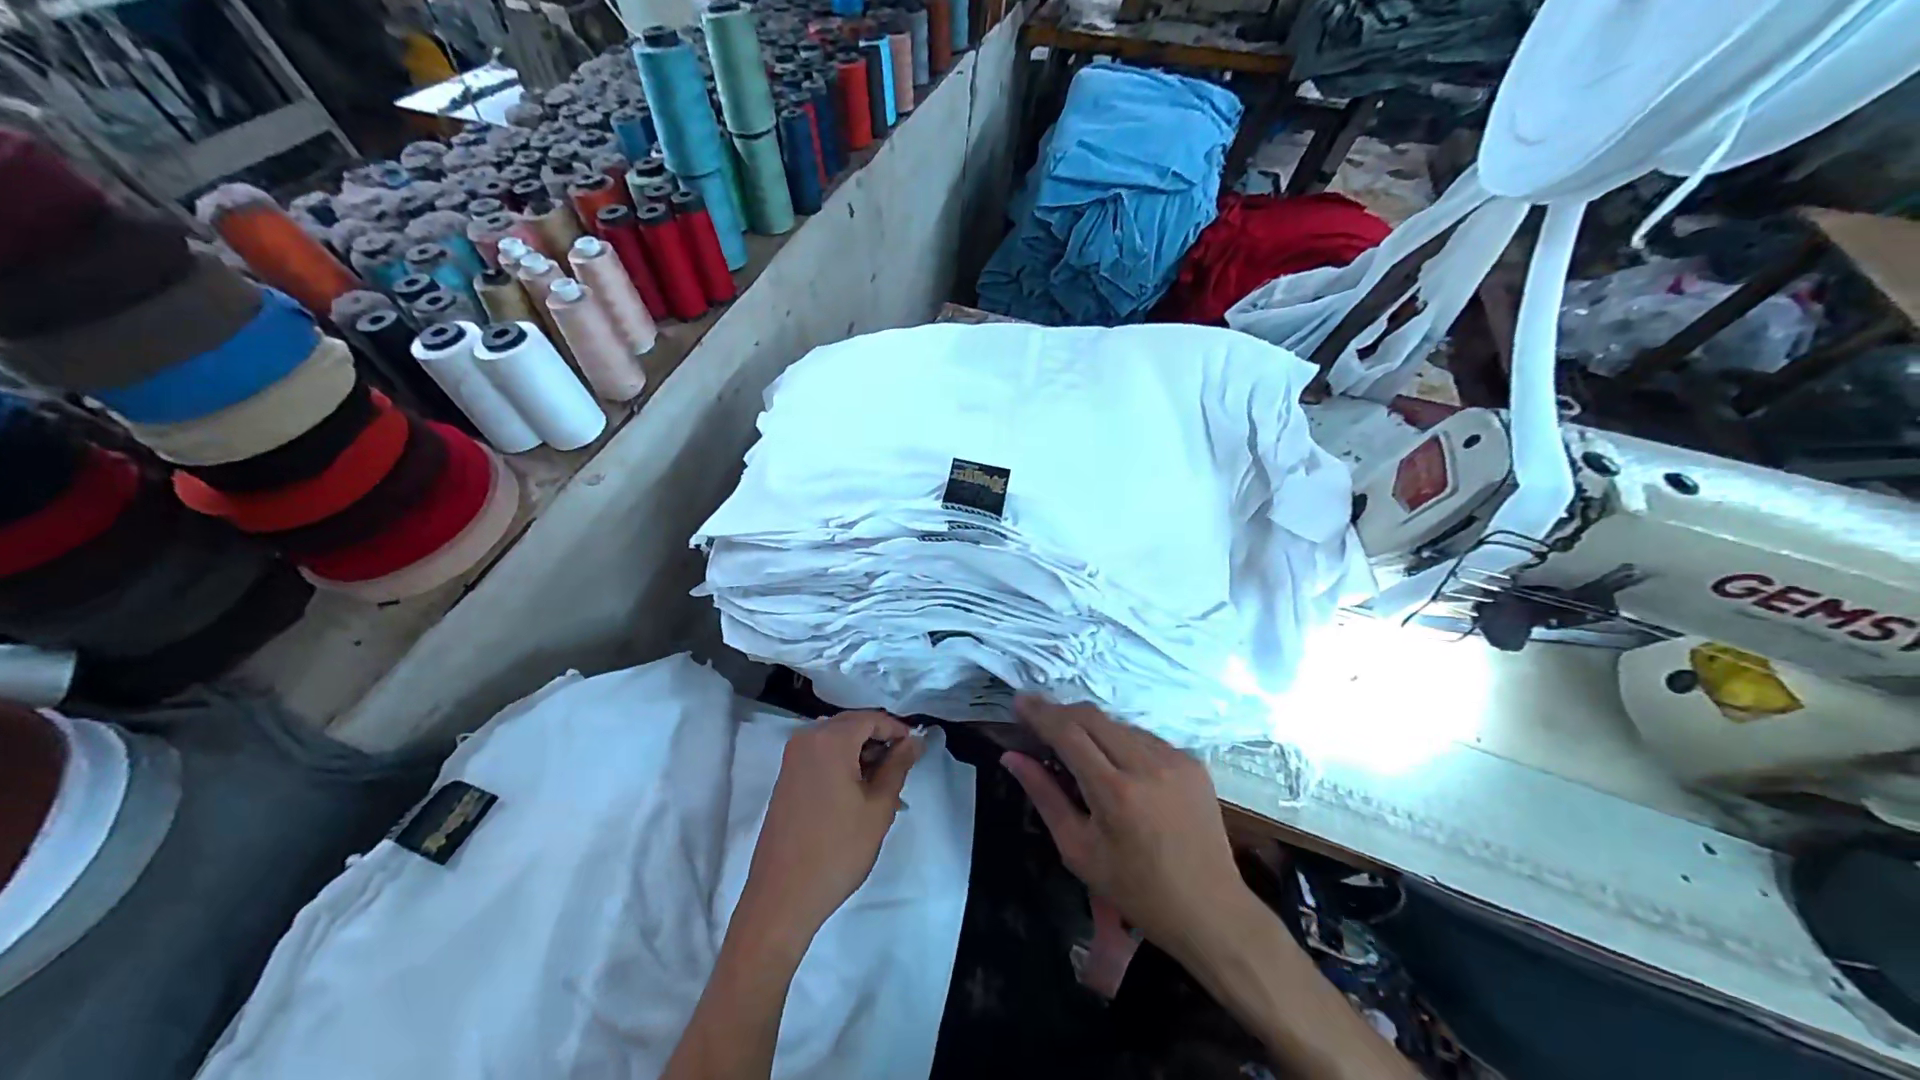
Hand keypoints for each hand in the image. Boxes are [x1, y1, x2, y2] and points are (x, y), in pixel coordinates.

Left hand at [734, 711, 923, 950]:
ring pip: (837, 741)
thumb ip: (898, 766)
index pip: (870, 717)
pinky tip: (860, 793)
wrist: (783, 895)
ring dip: (862, 755)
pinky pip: (822, 757)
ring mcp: (792, 759)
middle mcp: (806, 740)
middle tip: (903, 768)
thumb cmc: (837, 849)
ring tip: (885, 786)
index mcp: (829, 740)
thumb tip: (913, 741)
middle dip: (879, 741)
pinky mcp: (787, 779)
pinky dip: (844, 765)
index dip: (896, 729)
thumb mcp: (878, 807)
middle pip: (851, 725)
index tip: (916, 750)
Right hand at [1001, 698, 1249, 961]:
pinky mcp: (1192, 762)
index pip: (1069, 732)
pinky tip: (1115, 763)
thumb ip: (1045, 796)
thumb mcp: (1078, 850)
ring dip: (1091, 727)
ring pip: (1119, 724)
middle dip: (1061, 712)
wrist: (1209, 909)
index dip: (1040, 713)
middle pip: (1093, 717)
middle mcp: (1147, 764)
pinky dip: (1121, 741)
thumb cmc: (1135, 889)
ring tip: (1075, 746)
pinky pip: (1146, 738)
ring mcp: (1175, 759)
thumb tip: (1012, 757)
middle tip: (1038, 718)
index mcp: (1114, 791)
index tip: (1019, 701)